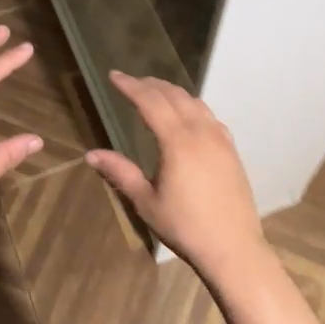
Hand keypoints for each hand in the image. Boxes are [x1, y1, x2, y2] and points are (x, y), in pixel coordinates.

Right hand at [85, 72, 265, 276]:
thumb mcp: (147, 201)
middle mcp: (201, 132)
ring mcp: (221, 139)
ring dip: (172, 93)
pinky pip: (210, 116)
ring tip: (155, 93)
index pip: (151, 102)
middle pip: (174, 96)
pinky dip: (192, 106)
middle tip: (131, 82)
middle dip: (151, 85)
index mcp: (178, 141)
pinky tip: (187, 116)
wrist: (233, 247)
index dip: (131, 86)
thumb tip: (91, 154)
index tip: (114, 76)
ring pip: (195, 102)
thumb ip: (120, 173)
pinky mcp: (231, 150)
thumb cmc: (185, 227)